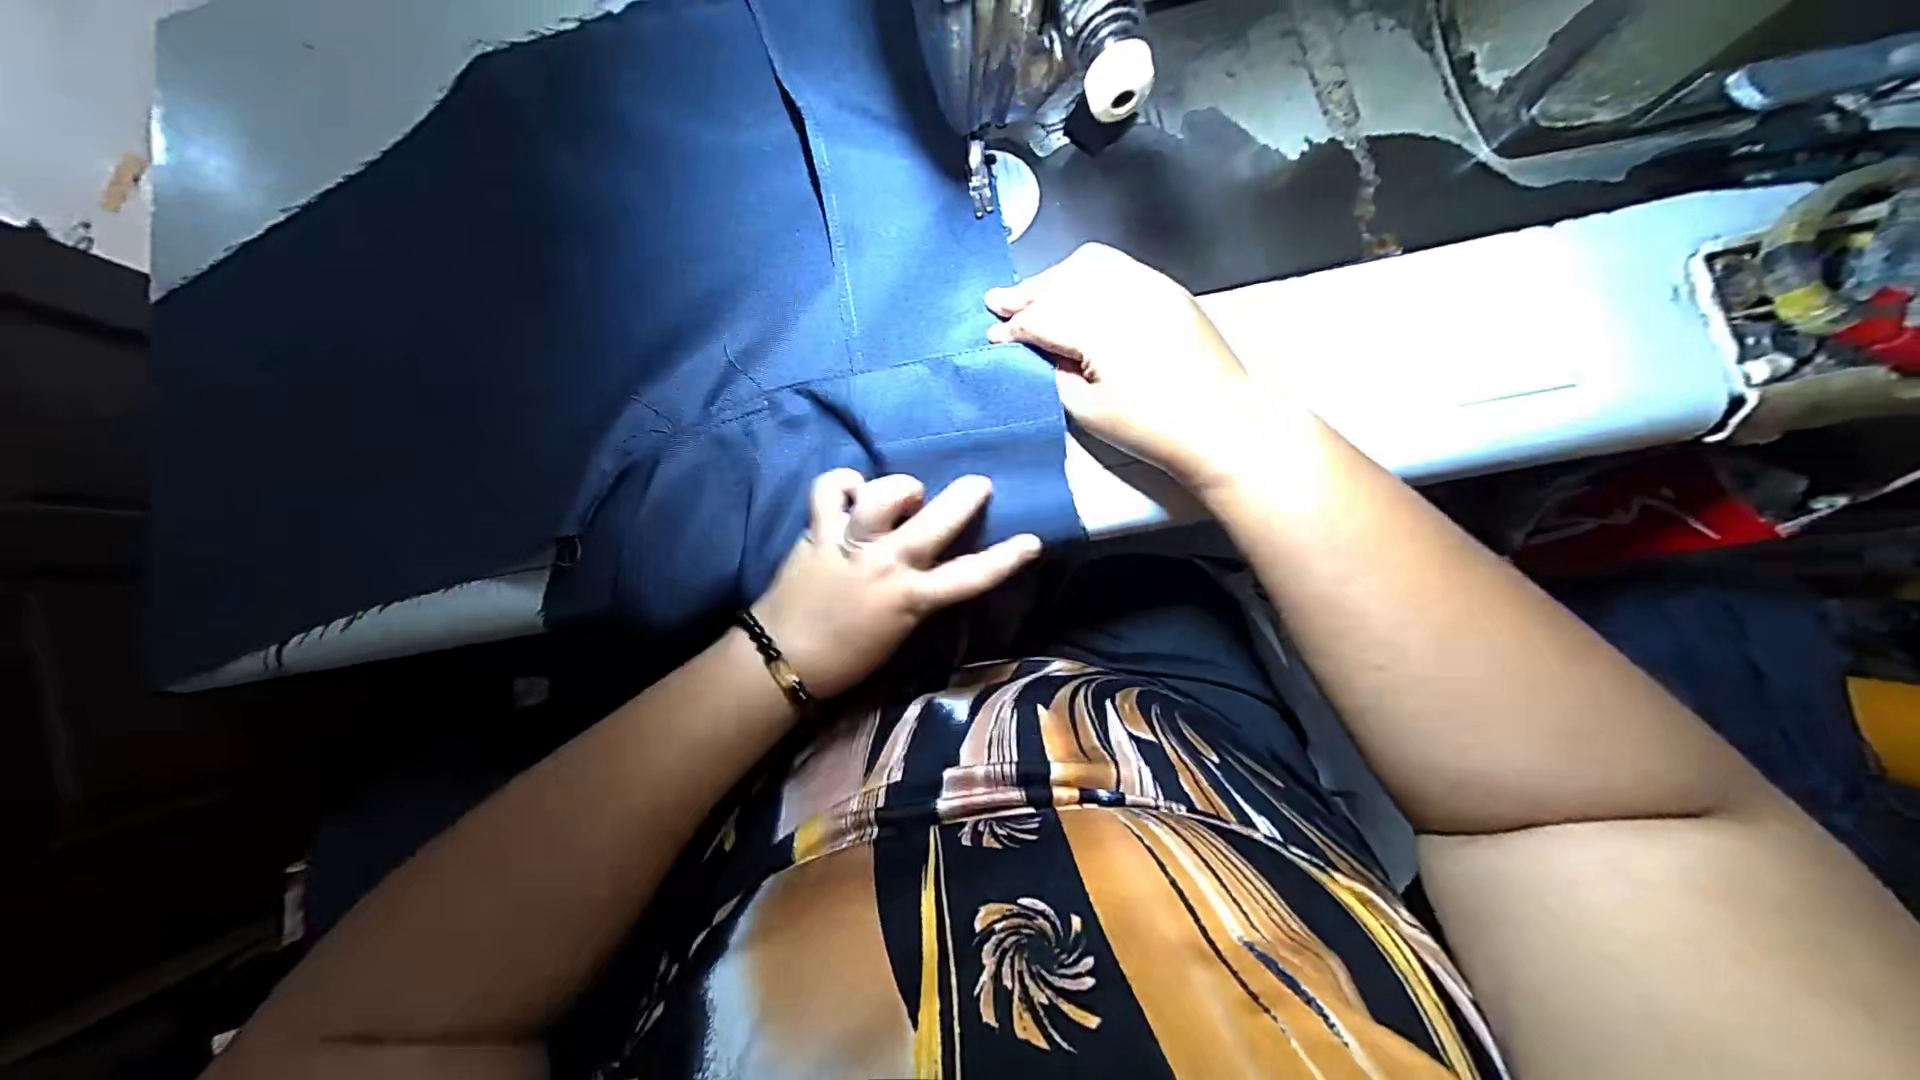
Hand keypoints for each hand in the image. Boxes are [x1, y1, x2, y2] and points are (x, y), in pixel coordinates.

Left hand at [750, 470, 1042, 698]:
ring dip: (901, 488)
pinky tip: (851, 492)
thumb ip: (917, 589)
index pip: (970, 576)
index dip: (1007, 558)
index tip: (1031, 541)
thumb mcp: (899, 627)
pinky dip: (844, 482)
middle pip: (935, 522)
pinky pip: (832, 488)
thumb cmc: (849, 654)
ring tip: (905, 495)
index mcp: (911, 599)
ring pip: (883, 495)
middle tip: (977, 485)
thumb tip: (930, 554)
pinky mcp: (818, 531)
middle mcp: (886, 565)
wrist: (787, 658)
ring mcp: (851, 544)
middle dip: (965, 496)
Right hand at [986, 243, 1293, 489]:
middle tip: (999, 303)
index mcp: (1100, 327)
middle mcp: (1124, 293)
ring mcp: (1151, 286)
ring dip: (1056, 278)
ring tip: (1035, 294)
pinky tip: (1078, 291)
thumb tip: (1046, 349)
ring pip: (1089, 264)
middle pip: (1062, 280)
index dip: (1014, 327)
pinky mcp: (1168, 290)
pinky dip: (1088, 275)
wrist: (1222, 425)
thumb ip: (1056, 371)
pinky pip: (1118, 267)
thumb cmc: (1151, 428)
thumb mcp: (1086, 409)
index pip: (1043, 316)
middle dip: (1027, 293)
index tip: (992, 335)